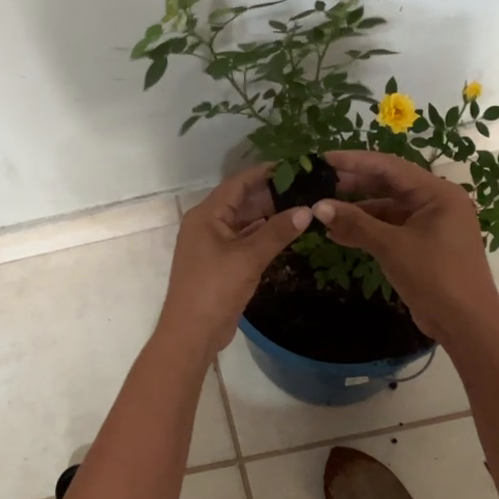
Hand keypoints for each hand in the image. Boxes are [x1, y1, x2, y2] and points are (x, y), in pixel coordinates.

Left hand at [158, 165, 312, 355]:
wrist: (191, 332)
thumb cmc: (214, 289)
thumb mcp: (248, 258)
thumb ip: (277, 232)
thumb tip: (307, 210)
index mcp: (206, 215)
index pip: (238, 183)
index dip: (265, 173)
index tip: (294, 166)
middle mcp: (207, 224)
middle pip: (242, 201)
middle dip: (272, 194)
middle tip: (307, 187)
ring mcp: (212, 244)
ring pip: (245, 221)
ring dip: (270, 215)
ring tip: (303, 206)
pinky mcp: (220, 262)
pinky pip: (244, 240)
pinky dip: (263, 235)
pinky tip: (287, 231)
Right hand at [311, 150, 498, 342]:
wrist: (467, 324)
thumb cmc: (436, 277)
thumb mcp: (392, 247)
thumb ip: (355, 223)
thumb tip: (317, 207)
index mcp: (438, 194)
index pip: (390, 167)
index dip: (355, 161)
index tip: (322, 159)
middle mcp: (437, 203)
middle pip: (388, 185)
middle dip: (353, 185)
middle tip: (318, 184)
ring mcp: (430, 225)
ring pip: (387, 208)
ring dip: (356, 211)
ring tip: (322, 212)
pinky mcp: (423, 245)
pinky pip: (390, 228)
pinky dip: (366, 230)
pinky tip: (337, 234)